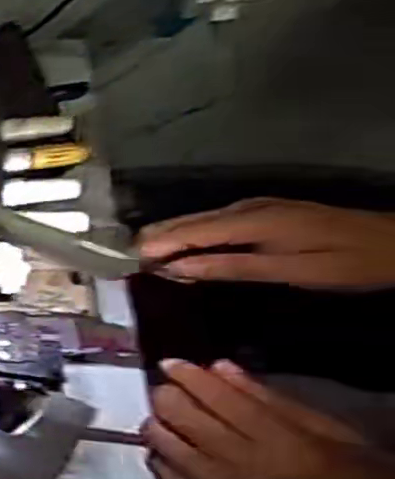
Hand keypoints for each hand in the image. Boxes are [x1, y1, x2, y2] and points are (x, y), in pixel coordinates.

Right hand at [137, 198, 394, 289]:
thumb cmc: (355, 261)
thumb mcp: (297, 271)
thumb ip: (232, 268)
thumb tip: (173, 269)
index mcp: (253, 221)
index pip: (186, 233)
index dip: (152, 248)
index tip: (124, 267)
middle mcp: (244, 207)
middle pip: (180, 223)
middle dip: (151, 244)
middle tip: (132, 269)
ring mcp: (250, 206)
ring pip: (189, 221)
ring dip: (167, 241)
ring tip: (152, 266)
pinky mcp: (256, 211)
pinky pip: (207, 222)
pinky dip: (186, 238)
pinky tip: (183, 254)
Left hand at [145, 360, 394, 478]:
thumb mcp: (336, 436)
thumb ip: (270, 399)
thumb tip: (219, 368)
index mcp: (286, 446)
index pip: (217, 398)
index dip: (187, 375)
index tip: (175, 365)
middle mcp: (242, 467)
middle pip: (176, 414)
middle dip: (168, 395)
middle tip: (176, 391)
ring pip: (158, 438)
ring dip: (161, 422)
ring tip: (178, 419)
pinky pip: (160, 469)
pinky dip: (162, 453)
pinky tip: (180, 449)